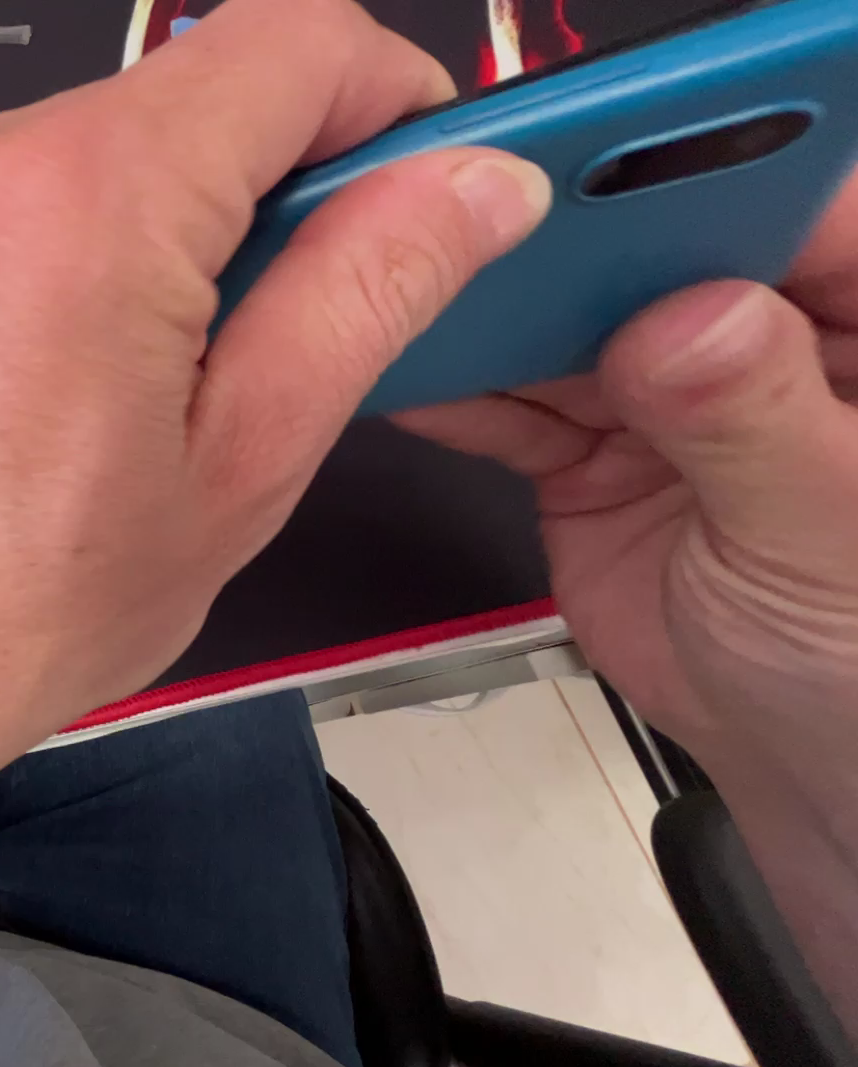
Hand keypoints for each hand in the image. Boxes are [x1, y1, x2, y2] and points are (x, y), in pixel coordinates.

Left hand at [0, 0, 551, 804]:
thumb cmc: (14, 612)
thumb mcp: (235, 469)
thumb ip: (362, 296)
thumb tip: (456, 191)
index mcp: (79, 210)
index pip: (283, 44)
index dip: (371, 98)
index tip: (387, 180)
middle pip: (166, 105)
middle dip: (238, 193)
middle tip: (245, 330)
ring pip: (65, 159)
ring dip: (124, 235)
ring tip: (113, 382)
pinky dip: (25, 261)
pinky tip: (18, 378)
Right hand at [395, 178, 857, 768]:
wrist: (785, 739)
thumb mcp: (830, 534)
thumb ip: (759, 427)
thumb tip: (685, 323)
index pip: (801, 225)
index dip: (712, 181)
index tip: (606, 166)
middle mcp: (757, 357)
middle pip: (648, 271)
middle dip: (563, 258)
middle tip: (469, 236)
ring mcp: (656, 406)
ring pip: (558, 342)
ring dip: (489, 334)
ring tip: (413, 308)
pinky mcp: (581, 454)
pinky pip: (509, 415)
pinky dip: (459, 405)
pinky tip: (413, 386)